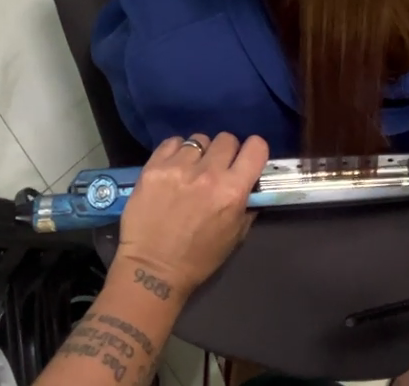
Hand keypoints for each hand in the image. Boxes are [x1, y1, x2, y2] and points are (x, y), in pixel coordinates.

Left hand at [113, 133, 268, 300]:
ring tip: (190, 171)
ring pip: (199, 139)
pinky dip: (176, 152)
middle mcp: (208, 173)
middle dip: (225, 152)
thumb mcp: (235, 236)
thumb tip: (252, 181)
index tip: (246, 159)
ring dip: (199, 153)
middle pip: (226, 138)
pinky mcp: (154, 167)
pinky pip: (172, 142)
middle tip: (216, 169)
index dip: (254, 151)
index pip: (256, 147)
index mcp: (232, 191)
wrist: (152, 270)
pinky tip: (172, 170)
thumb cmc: (198, 258)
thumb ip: (247, 203)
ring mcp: (178, 167)